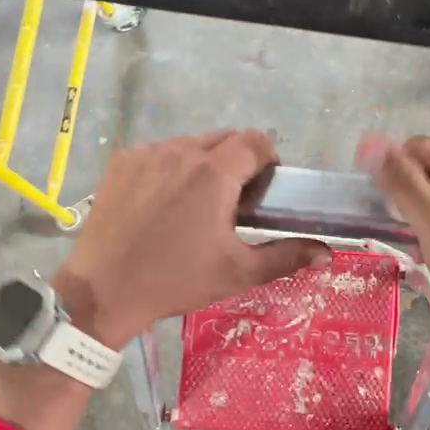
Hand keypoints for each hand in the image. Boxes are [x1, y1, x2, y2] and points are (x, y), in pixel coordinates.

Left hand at [55, 130, 330, 346]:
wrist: (104, 291)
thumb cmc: (176, 280)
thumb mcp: (237, 272)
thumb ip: (285, 257)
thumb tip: (326, 253)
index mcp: (214, 173)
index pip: (255, 140)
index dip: (268, 158)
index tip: (265, 187)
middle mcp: (181, 152)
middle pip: (223, 138)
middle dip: (237, 160)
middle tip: (235, 200)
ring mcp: (147, 154)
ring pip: (189, 144)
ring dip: (203, 163)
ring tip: (197, 203)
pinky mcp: (121, 164)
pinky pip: (158, 153)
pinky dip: (170, 168)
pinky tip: (163, 204)